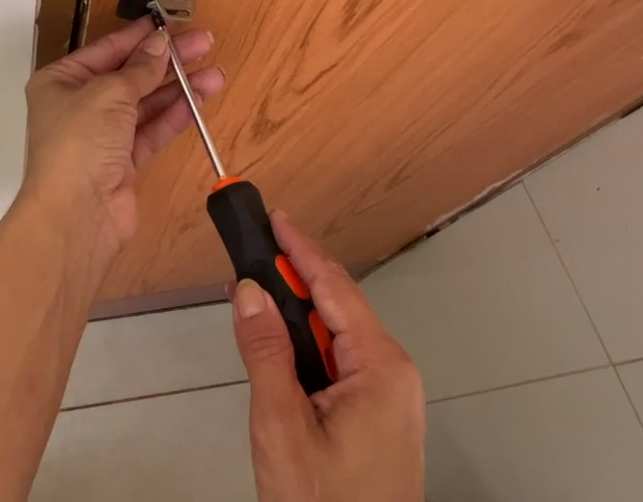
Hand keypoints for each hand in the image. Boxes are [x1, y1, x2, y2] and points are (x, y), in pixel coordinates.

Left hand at [22, 16, 224, 251]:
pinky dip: (174, 114)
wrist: (76, 214)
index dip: (140, 36)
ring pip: (145, 103)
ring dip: (178, 88)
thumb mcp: (109, 93)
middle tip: (204, 43)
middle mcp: (78, 105)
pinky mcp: (122, 161)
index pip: (106, 50)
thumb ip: (139, 68)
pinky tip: (199, 99)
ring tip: (215, 74)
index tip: (170, 22)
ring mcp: (101, 135)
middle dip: (167, 60)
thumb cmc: (80, 142)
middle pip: (129, 74)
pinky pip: (151, 129)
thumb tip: (160, 43)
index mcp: (61, 81)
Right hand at [232, 211, 425, 500]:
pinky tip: (278, 345)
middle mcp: (394, 372)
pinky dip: (307, 345)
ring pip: (336, 335)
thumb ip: (265, 351)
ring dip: (296, 315)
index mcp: (381, 366)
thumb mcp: (282, 425)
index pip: (333, 287)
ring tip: (254, 297)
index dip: (299, 248)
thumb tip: (248, 289)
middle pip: (337, 306)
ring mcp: (390, 396)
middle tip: (249, 256)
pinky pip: (341, 361)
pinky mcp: (380, 416)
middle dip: (293, 278)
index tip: (274, 217)